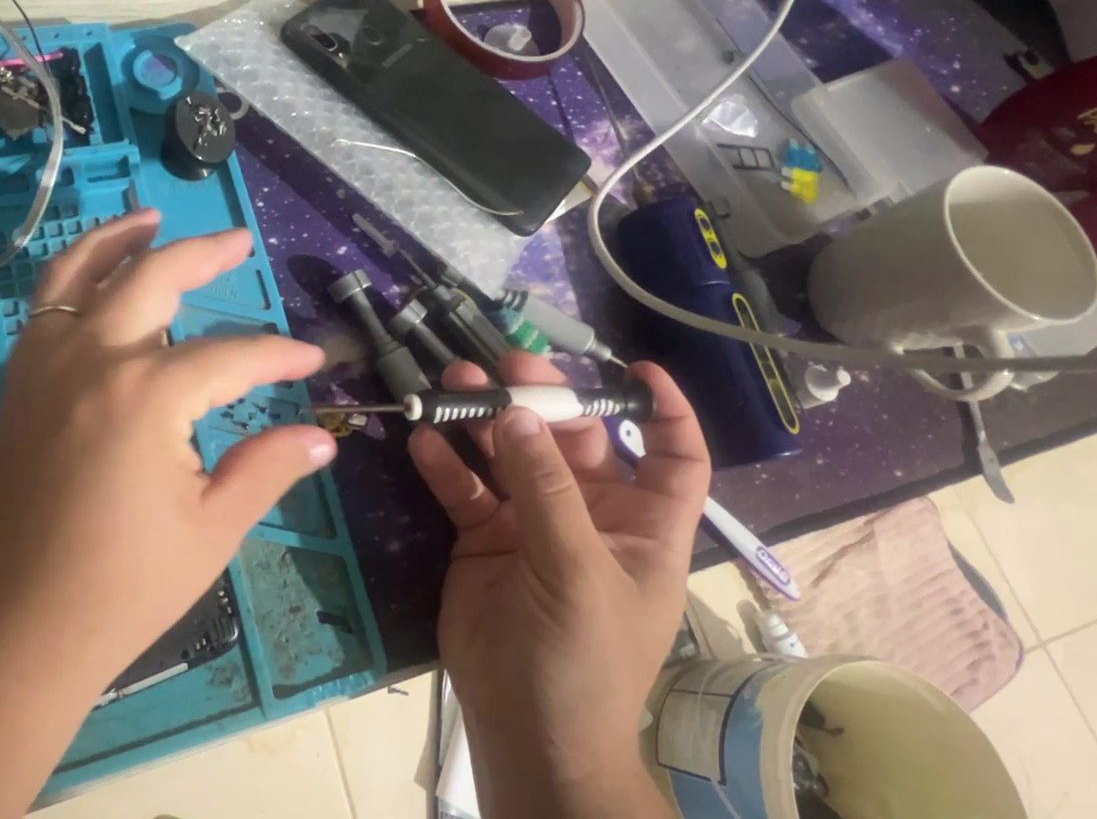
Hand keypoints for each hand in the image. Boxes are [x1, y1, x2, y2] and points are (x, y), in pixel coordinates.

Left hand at [0, 212, 334, 818]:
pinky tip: (99, 283)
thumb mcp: (213, 528)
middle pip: (154, 277)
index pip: (233, 355)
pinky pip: (45, 306)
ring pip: (81, 273)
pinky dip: (75, 277)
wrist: (16, 626)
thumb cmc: (123, 586)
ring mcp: (44, 364)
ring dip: (121, 240)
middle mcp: (92, 358)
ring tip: (153, 218)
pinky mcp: (17, 383)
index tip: (312, 358)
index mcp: (148, 394)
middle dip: (205, 254)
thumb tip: (323, 437)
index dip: (279, 354)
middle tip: (240, 241)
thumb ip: (269, 467)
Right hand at [409, 353, 709, 817]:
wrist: (525, 731)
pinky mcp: (483, 537)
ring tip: (453, 384)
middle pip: (571, 440)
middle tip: (504, 365)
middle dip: (541, 400)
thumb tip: (518, 413)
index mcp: (641, 524)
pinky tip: (425, 440)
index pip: (671, 456)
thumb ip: (546, 490)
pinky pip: (465, 488)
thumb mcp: (577, 571)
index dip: (663, 412)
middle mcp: (588, 514)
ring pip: (510, 455)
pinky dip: (446, 464)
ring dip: (483, 421)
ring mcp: (530, 523)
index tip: (636, 370)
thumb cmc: (583, 658)